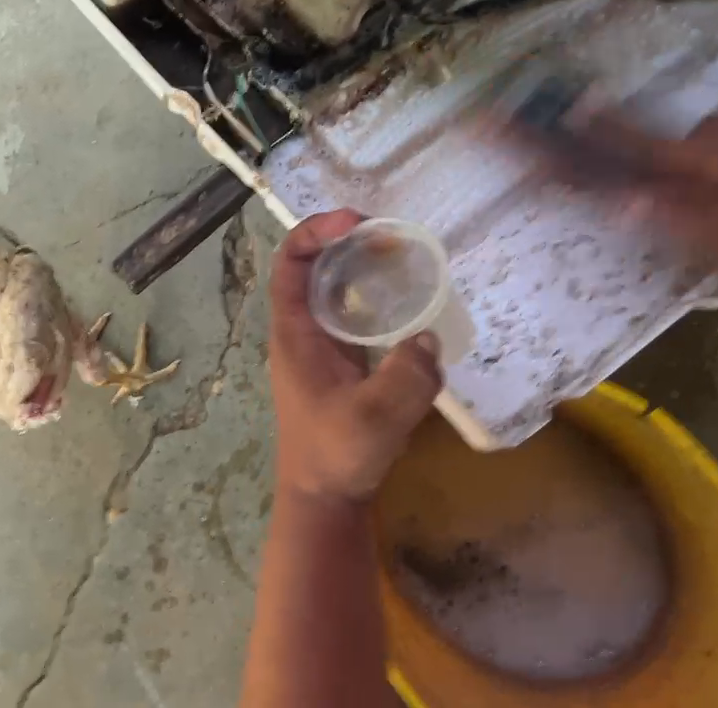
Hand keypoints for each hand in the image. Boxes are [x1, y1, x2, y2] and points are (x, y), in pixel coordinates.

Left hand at [268, 210, 442, 503]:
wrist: (324, 496)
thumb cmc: (335, 455)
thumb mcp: (374, 420)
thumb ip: (405, 380)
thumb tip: (428, 339)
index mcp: (292, 332)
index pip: (289, 264)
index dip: (314, 232)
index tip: (356, 222)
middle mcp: (301, 329)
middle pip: (313, 267)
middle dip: (345, 242)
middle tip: (391, 234)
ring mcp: (320, 344)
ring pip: (335, 289)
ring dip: (361, 266)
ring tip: (402, 254)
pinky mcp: (342, 360)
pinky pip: (354, 314)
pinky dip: (376, 297)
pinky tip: (408, 298)